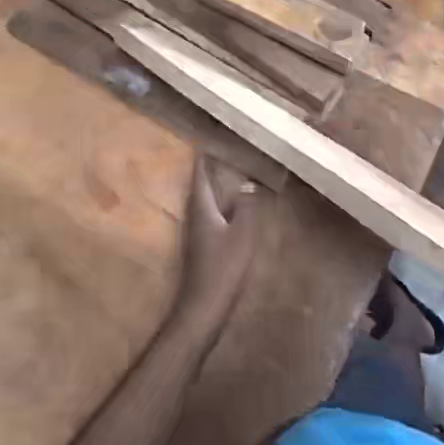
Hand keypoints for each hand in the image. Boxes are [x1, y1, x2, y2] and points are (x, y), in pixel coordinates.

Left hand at [171, 157, 261, 332]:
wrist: (203, 307)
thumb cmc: (223, 268)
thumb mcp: (242, 234)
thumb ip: (247, 206)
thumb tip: (249, 182)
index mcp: (201, 207)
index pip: (200, 173)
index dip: (205, 155)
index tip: (213, 137)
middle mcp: (195, 214)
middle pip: (202, 184)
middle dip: (212, 167)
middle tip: (230, 150)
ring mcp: (197, 231)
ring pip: (207, 200)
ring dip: (218, 185)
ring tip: (236, 171)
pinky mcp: (203, 244)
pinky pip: (212, 213)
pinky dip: (223, 203)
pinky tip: (236, 206)